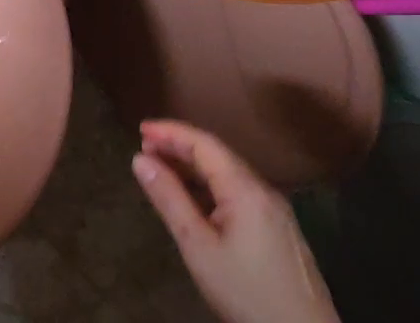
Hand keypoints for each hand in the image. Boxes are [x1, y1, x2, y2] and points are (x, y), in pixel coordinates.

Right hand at [132, 120, 338, 322]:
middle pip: (218, 156)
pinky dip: (210, 187)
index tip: (139, 127)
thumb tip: (140, 159)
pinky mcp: (280, 232)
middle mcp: (265, 192)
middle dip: (179, 147)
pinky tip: (194, 201)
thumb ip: (169, 199)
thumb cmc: (246, 292)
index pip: (204, 144)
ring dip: (194, 168)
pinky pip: (239, 195)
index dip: (170, 132)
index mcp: (246, 190)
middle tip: (144, 148)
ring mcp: (276, 213)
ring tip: (162, 171)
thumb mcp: (198, 246)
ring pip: (229, 176)